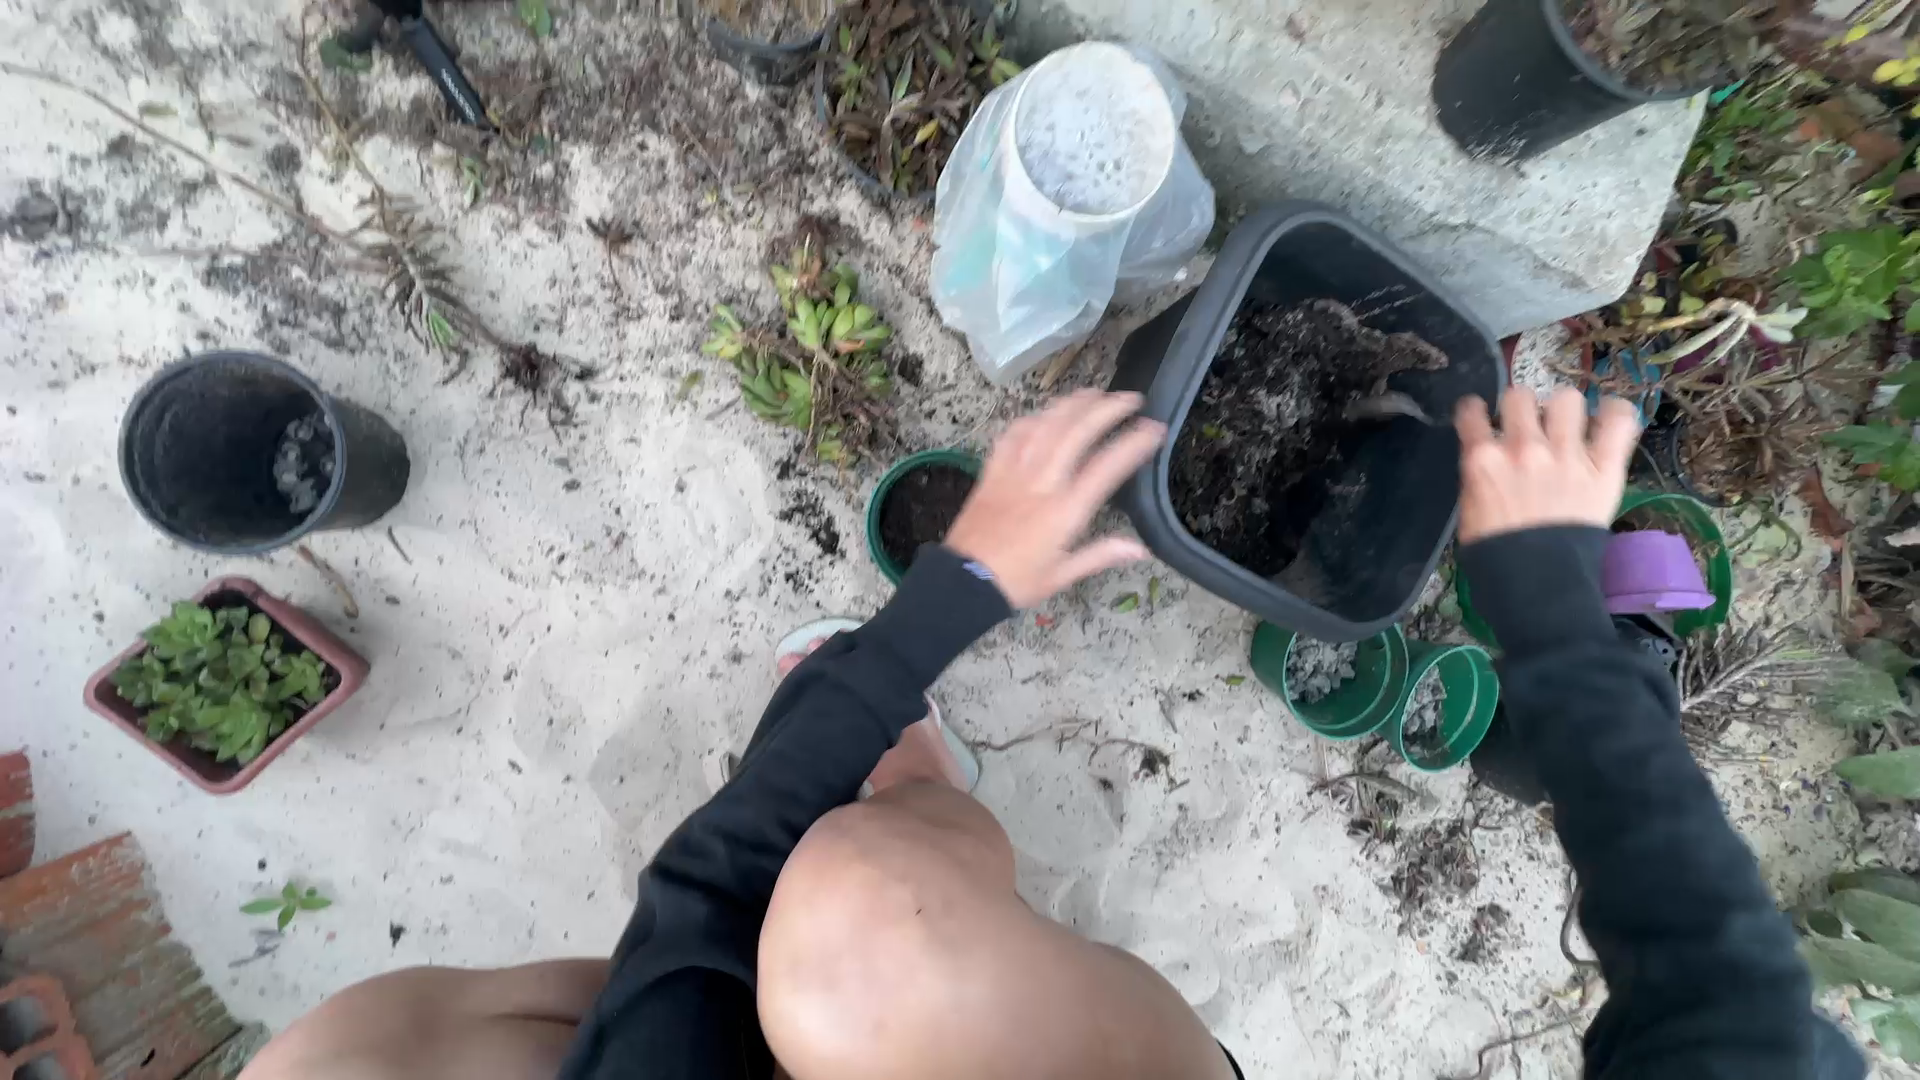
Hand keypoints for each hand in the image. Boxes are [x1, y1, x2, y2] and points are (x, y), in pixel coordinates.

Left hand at [945, 389, 1165, 608]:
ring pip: (1044, 426)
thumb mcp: (1062, 575)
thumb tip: (1140, 549)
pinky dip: (1030, 419)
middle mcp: (1040, 484)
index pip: (1106, 467)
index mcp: (1063, 511)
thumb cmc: (1016, 582)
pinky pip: (1010, 436)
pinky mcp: (990, 473)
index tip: (1153, 427)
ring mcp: (1013, 474)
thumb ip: (1101, 555)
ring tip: (1092, 392)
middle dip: (1106, 409)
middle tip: (1128, 398)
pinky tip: (1042, 413)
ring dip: (1070, 404)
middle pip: (1076, 433)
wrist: (963, 582)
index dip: (1133, 443)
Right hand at [1454, 386, 1640, 544]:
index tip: (1480, 414)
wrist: (1533, 576)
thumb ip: (1479, 474)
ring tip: (1565, 420)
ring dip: (1562, 407)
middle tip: (1524, 419)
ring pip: (1567, 400)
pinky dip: (1614, 413)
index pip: (1472, 414)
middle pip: (1520, 397)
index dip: (1475, 410)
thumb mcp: (1470, 505)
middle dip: (1519, 404)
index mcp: (1482, 460)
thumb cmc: (1492, 546)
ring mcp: (1566, 455)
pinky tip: (1607, 415)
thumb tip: (1489, 457)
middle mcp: (1523, 448)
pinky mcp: (1605, 467)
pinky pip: (1618, 422)